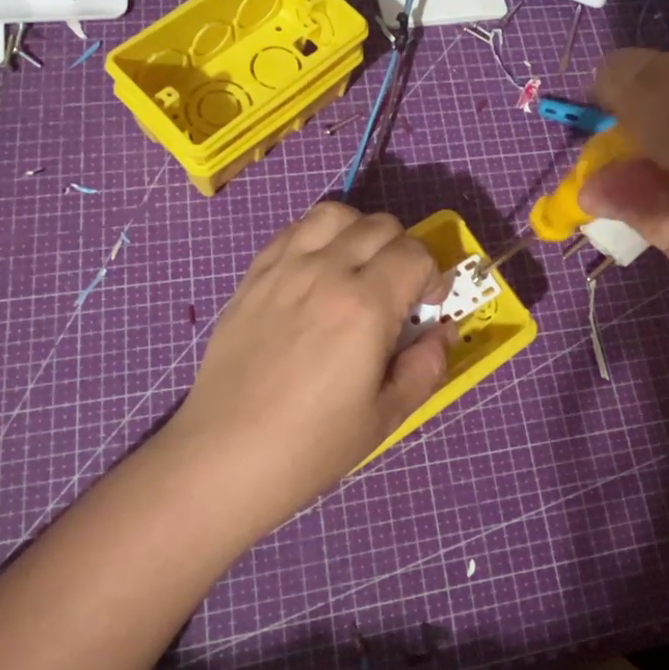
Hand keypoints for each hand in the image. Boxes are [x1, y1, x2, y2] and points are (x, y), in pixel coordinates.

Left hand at [165, 202, 452, 530]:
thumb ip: (425, 366)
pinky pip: (292, 230)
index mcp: (365, 306)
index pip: (415, 253)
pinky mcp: (253, 276)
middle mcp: (325, 272)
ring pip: (333, 214)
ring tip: (356, 268)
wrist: (225, 455)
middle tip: (397, 290)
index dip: (433, 275)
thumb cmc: (312, 445)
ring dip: (357, 232)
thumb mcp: (386, 416)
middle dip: (402, 250)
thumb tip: (442, 332)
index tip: (427, 306)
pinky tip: (316, 272)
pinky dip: (315, 237)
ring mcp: (284, 269)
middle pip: (380, 225)